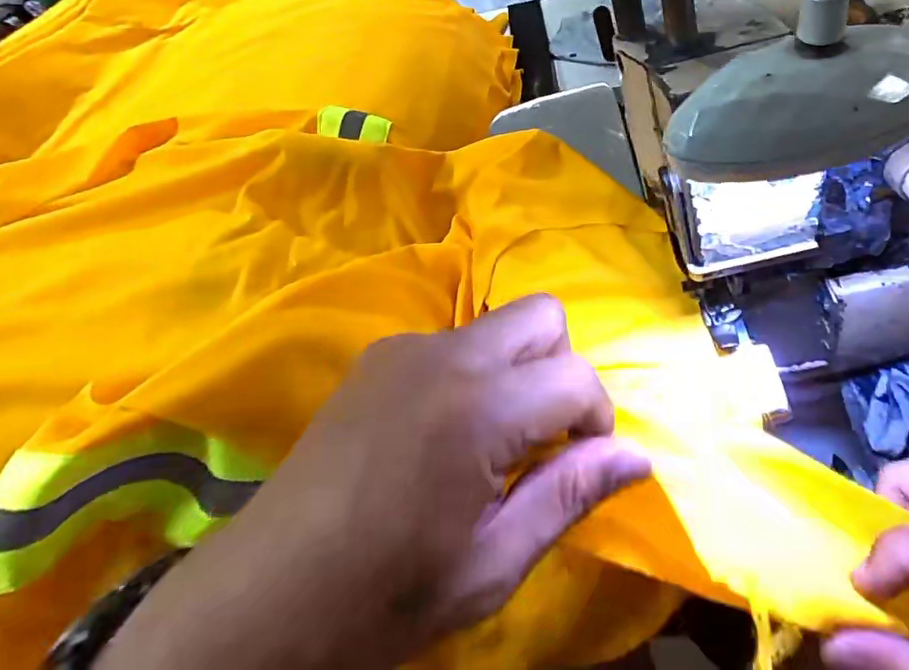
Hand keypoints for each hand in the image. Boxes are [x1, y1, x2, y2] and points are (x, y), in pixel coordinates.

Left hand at [99, 294, 650, 669]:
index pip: (577, 375)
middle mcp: (446, 355)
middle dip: (561, 367)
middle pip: (542, 315)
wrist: (269, 591)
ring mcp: (405, 346)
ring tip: (489, 443)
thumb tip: (639, 455)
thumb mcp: (493, 561)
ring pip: (496, 326)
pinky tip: (441, 434)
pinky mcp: (378, 354)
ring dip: (515, 370)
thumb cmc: (388, 593)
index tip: (582, 463)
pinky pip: (452, 342)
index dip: (598, 418)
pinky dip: (472, 373)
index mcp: (480, 408)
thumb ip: (569, 494)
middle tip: (542, 437)